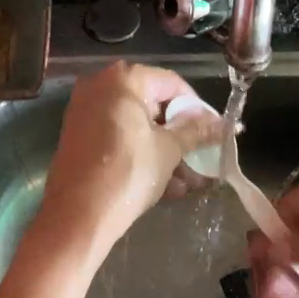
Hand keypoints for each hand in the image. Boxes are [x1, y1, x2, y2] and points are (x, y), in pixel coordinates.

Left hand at [39, 62, 222, 250]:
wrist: (76, 218)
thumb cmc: (127, 173)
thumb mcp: (168, 150)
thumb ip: (196, 131)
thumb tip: (222, 124)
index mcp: (123, 79)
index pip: (172, 84)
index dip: (197, 108)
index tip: (213, 132)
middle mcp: (100, 86)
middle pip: (153, 104)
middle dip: (180, 134)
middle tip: (202, 157)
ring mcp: (85, 111)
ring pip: (136, 124)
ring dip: (164, 149)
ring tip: (188, 180)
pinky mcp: (79, 136)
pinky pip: (119, 137)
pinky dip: (141, 153)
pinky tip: (165, 185)